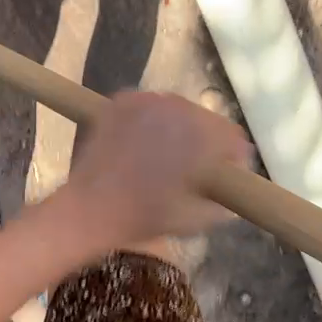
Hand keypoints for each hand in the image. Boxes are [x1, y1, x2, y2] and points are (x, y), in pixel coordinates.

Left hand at [58, 91, 253, 249]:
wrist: (88, 209)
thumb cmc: (142, 218)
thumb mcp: (192, 220)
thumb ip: (222, 205)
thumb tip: (233, 198)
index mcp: (204, 136)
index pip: (233, 138)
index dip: (229, 157)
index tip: (221, 173)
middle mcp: (182, 109)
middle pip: (206, 120)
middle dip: (202, 141)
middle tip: (189, 166)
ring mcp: (150, 101)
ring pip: (177, 110)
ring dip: (176, 129)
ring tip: (161, 156)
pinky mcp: (124, 101)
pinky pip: (148, 106)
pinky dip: (149, 121)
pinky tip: (140, 144)